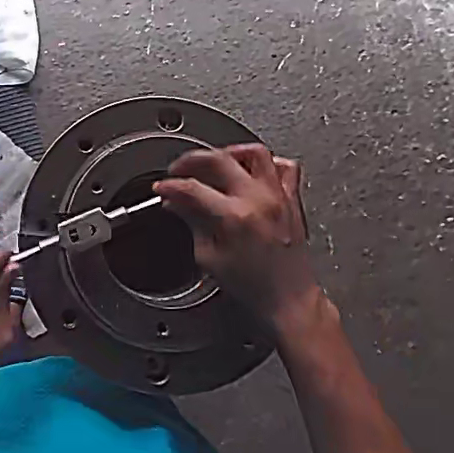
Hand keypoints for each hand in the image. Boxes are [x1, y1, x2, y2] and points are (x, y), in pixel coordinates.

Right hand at [153, 144, 327, 338]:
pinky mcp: (291, 199)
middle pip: (219, 159)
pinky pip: (284, 167)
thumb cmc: (254, 287)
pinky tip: (251, 172)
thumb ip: (192, 223)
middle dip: (192, 160)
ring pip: (254, 153)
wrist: (289, 299)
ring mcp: (278, 197)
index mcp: (235, 217)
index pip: (193, 188)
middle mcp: (259, 201)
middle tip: (180, 169)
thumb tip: (177, 203)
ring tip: (215, 163)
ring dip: (229, 153)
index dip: (171, 186)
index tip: (162, 187)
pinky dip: (266, 164)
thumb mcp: (209, 257)